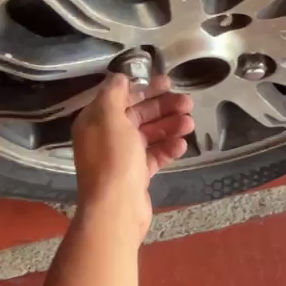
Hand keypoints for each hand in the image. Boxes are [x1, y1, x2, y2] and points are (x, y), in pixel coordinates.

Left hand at [70, 73, 192, 231]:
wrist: (116, 208)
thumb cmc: (113, 159)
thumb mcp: (110, 118)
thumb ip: (114, 93)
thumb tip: (121, 77)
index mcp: (95, 121)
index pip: (121, 97)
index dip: (144, 88)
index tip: (169, 82)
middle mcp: (106, 136)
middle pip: (138, 115)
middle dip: (163, 107)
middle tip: (188, 103)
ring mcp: (122, 157)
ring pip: (149, 135)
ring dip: (170, 126)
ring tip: (190, 124)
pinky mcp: (136, 175)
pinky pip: (154, 155)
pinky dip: (168, 148)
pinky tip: (182, 146)